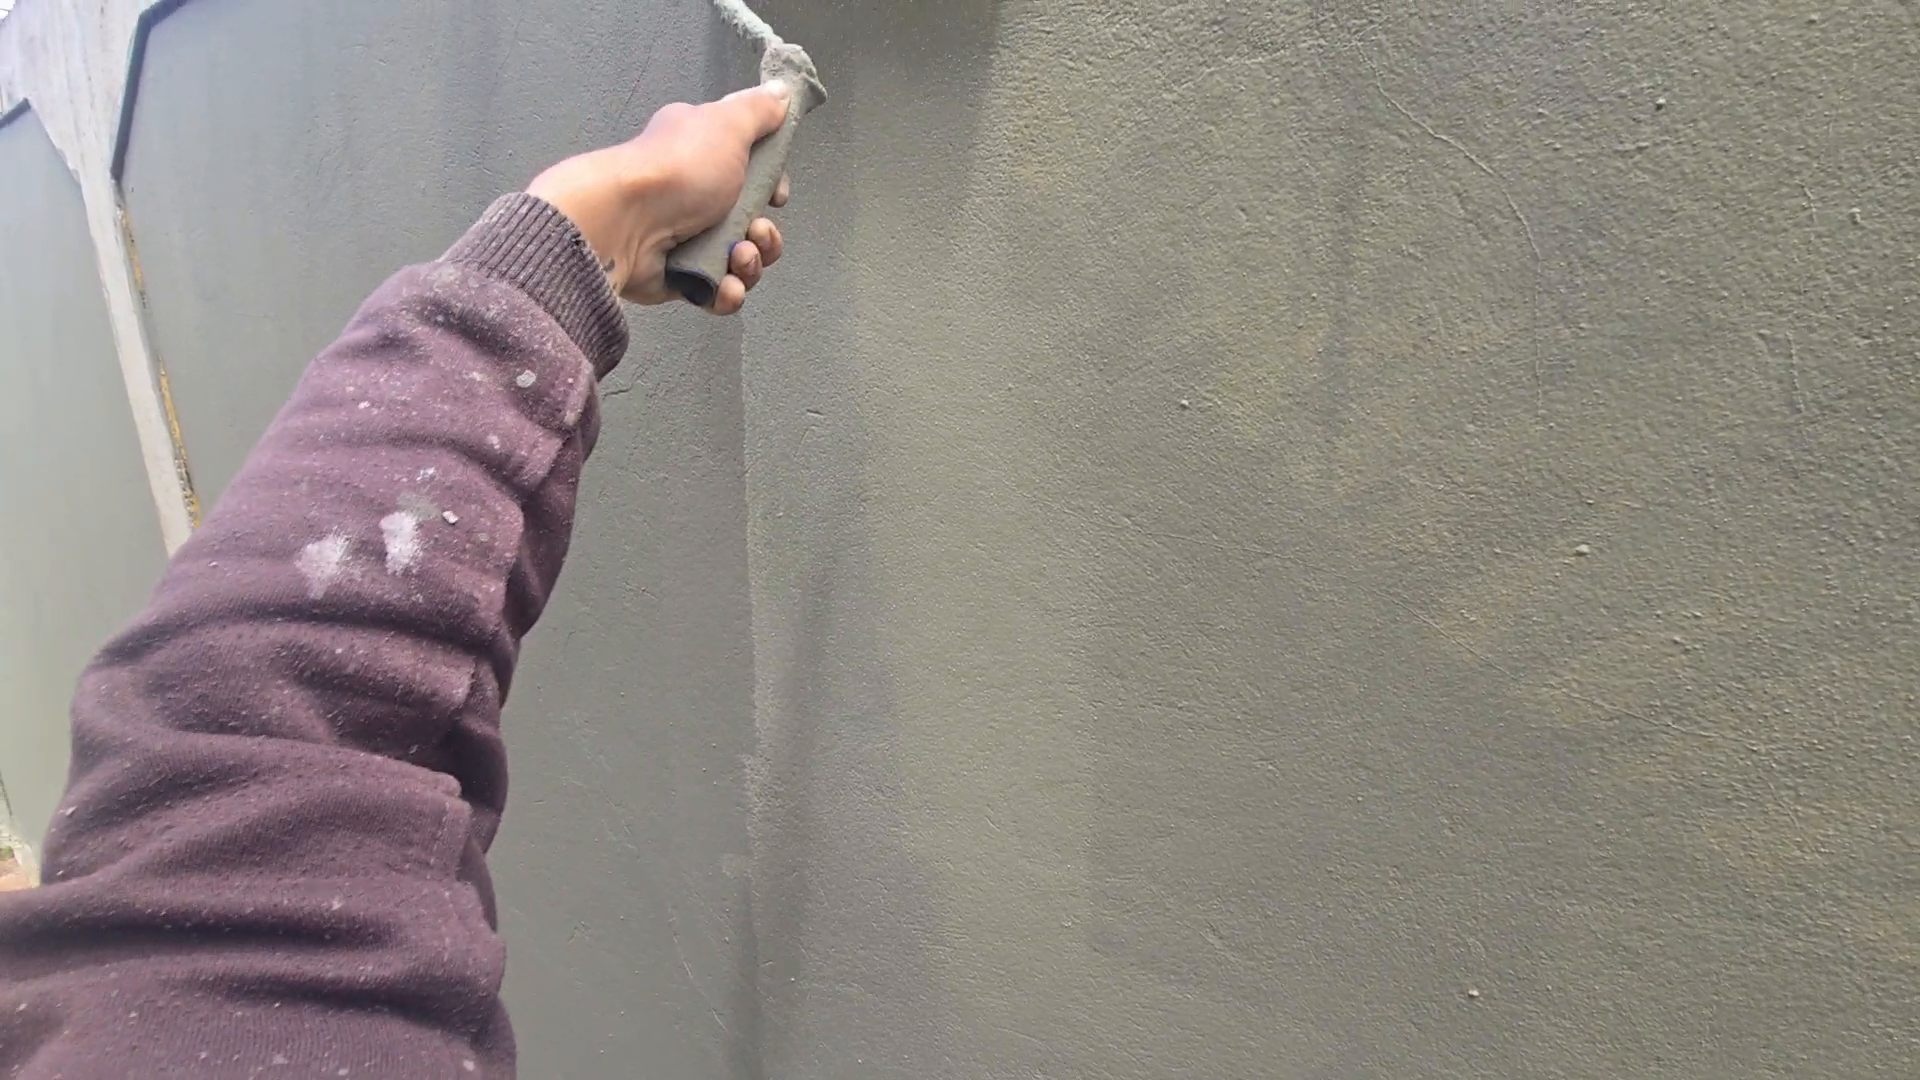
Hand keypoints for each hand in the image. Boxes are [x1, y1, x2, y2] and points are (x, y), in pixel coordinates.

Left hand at [527, 84, 792, 314]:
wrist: (626, 224)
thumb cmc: (677, 171)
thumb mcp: (726, 126)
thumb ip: (757, 112)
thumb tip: (781, 93)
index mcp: (703, 160)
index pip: (752, 180)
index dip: (771, 191)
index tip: (775, 195)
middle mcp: (696, 201)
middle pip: (754, 229)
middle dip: (766, 237)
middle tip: (755, 230)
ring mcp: (688, 244)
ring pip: (742, 265)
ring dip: (751, 265)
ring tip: (736, 257)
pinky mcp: (682, 282)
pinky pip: (720, 295)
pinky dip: (729, 294)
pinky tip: (726, 286)